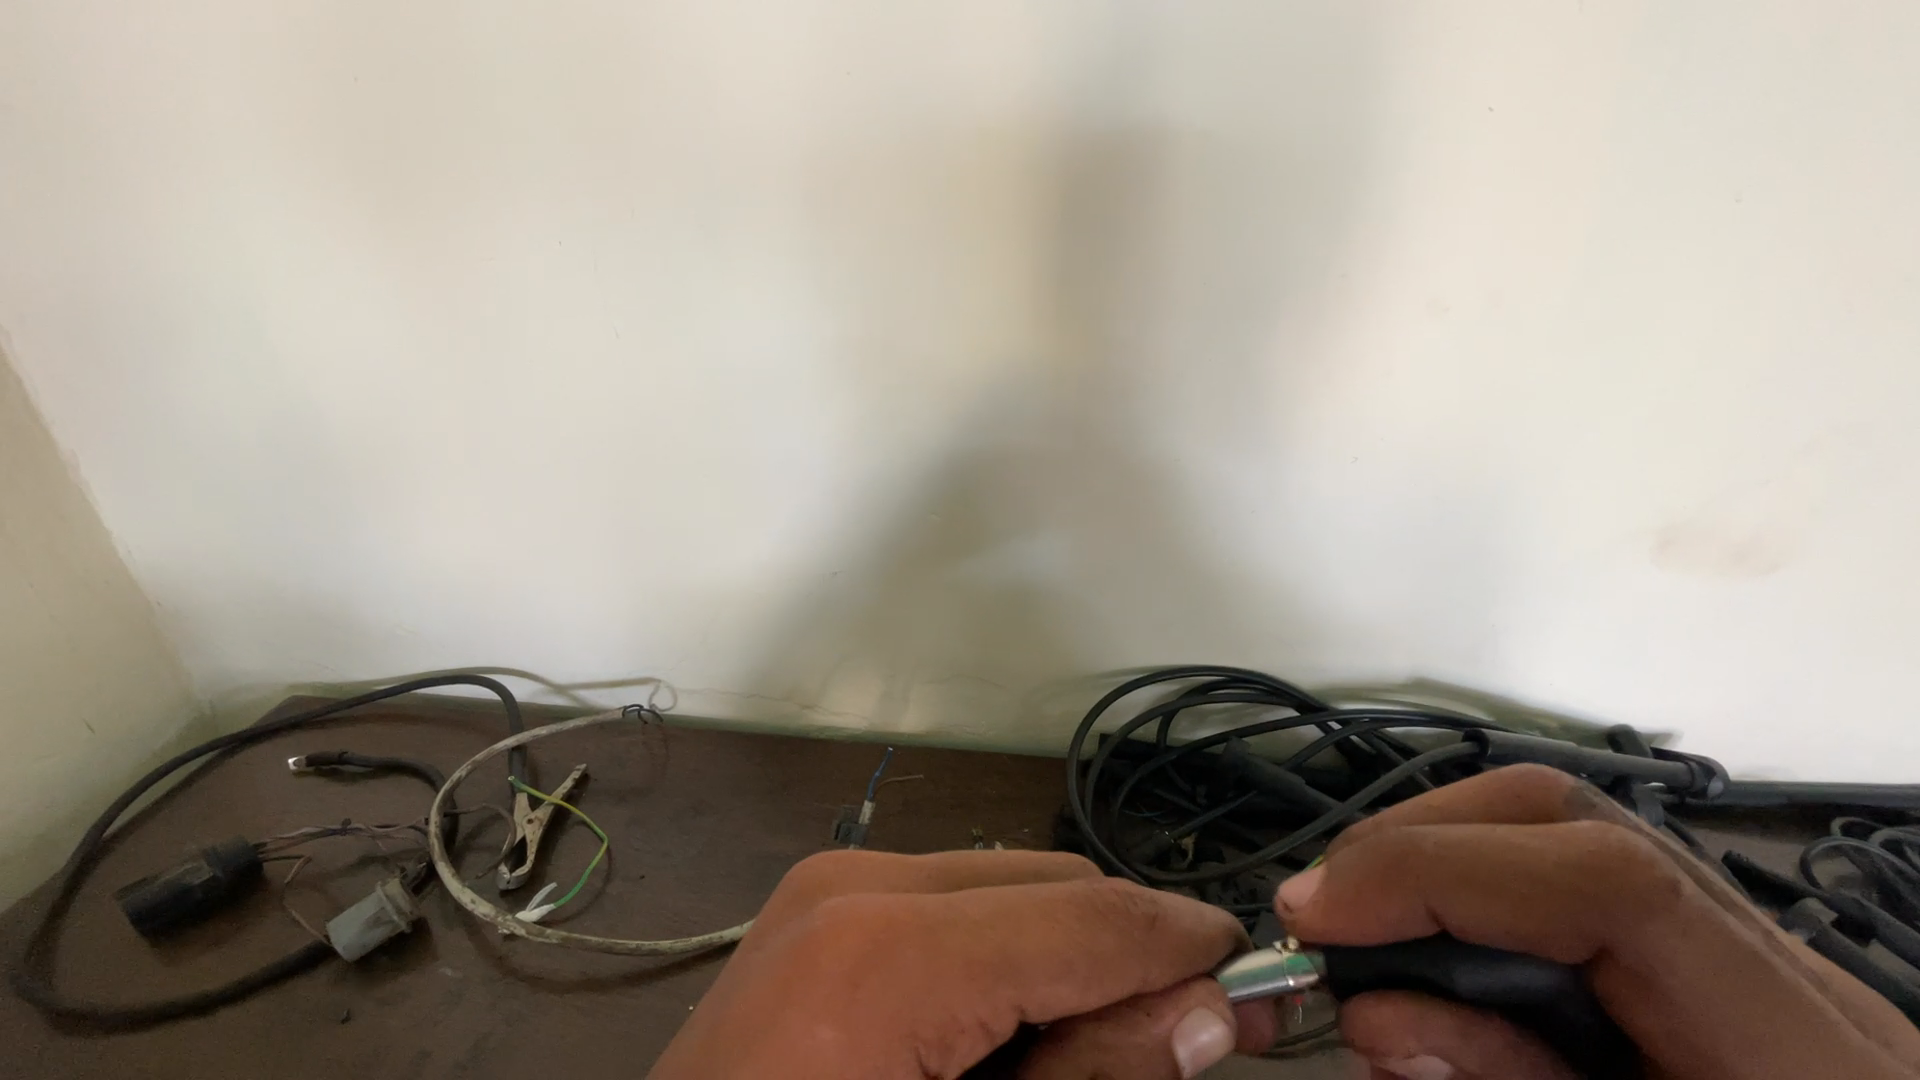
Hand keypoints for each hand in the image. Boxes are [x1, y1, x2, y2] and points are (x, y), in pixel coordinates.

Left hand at [647, 849, 1274, 1078]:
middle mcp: (858, 883)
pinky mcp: (822, 903)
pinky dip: (1006, 950)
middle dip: (1128, 949)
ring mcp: (831, 883)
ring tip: (1085, 1043)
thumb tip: (1202, 1012)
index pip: (1085, 915)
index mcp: (888, 952)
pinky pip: (955, 901)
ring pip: (1010, 882)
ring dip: (1070, 949)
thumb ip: (1093, 1079)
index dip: (1183, 944)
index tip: (1253, 980)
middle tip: (1187, 1029)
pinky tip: (1008, 1029)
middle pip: (1053, 883)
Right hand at [1275, 764, 1919, 1079]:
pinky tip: (1418, 932)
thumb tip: (1368, 1017)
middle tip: (1320, 911)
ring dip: (1421, 854)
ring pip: (1547, 820)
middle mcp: (1782, 969)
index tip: (1320, 917)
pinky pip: (1553, 861)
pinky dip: (1458, 878)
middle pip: (1561, 814)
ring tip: (1352, 921)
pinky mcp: (1697, 946)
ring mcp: (1744, 943)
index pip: (1608, 884)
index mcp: (1804, 1056)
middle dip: (1409, 844)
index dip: (1436, 873)